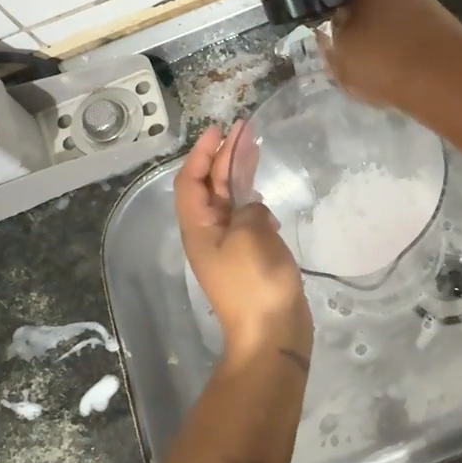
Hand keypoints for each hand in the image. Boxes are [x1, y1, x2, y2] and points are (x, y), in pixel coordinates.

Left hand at [175, 122, 311, 359]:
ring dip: (239, 176)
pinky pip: (246, 222)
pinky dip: (253, 204)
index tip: (218, 129)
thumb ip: (249, 210)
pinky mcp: (250, 260)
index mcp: (198, 228)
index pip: (190, 181)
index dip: (201, 153)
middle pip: (210, 188)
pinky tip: (265, 201)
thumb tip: (253, 208)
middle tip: (243, 130)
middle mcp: (208, 235)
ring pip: (229, 203)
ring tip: (255, 152)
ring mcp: (229, 249)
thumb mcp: (251, 235)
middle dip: (223, 157)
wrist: (271, 333)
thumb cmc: (255, 283)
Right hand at [322, 0, 461, 106]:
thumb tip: (328, 41)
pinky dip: (407, 45)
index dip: (332, 25)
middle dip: (361, 29)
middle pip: (365, 6)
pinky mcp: (441, 17)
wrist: (446, 79)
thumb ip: (329, 51)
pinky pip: (412, 31)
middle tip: (360, 61)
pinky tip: (407, 68)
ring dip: (386, 38)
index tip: (336, 48)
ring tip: (385, 69)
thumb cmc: (384, 66)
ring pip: (390, 19)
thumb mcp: (342, 66)